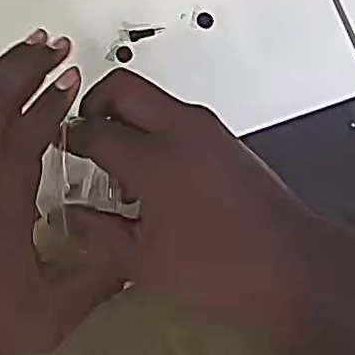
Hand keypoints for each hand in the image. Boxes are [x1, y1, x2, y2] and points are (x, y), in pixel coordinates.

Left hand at [0, 30, 122, 354]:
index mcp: (3, 193)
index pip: (31, 127)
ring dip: (2, 64)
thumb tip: (129, 258)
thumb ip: (93, 282)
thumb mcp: (48, 313)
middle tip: (56, 45)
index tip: (73, 76)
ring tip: (27, 43)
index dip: (55, 97)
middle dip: (30, 64)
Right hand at [63, 69, 329, 349]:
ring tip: (117, 160)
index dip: (71, 136)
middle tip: (84, 129)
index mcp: (154, 159)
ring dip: (125, 114)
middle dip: (94, 101)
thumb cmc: (222, 269)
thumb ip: (99, 232)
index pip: (96, 129)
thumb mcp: (145, 262)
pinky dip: (152, 126)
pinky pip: (172, 112)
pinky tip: (152, 169)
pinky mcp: (218, 132)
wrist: (291, 265)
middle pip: (121, 86)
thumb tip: (69, 214)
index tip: (63, 146)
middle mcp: (179, 128)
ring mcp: (202, 125)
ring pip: (149, 95)